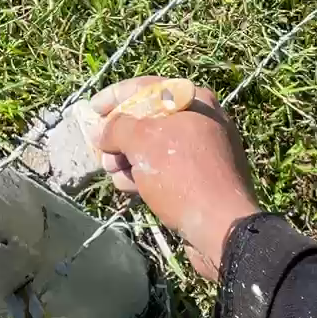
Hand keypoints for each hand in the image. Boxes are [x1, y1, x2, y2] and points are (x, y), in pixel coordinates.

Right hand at [93, 77, 258, 281]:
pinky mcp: (202, 177)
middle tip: (101, 151)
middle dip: (118, 135)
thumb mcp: (142, 142)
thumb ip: (115, 128)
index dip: (112, 97)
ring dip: (128, 157)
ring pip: (153, 145)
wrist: (225, 230)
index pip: (143, 87)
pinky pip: (166, 166)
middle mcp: (200, 117)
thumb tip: (99, 131)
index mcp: (191, 98)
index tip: (91, 109)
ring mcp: (203, 149)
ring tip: (112, 173)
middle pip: (146, 118)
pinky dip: (145, 173)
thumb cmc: (182, 174)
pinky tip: (130, 187)